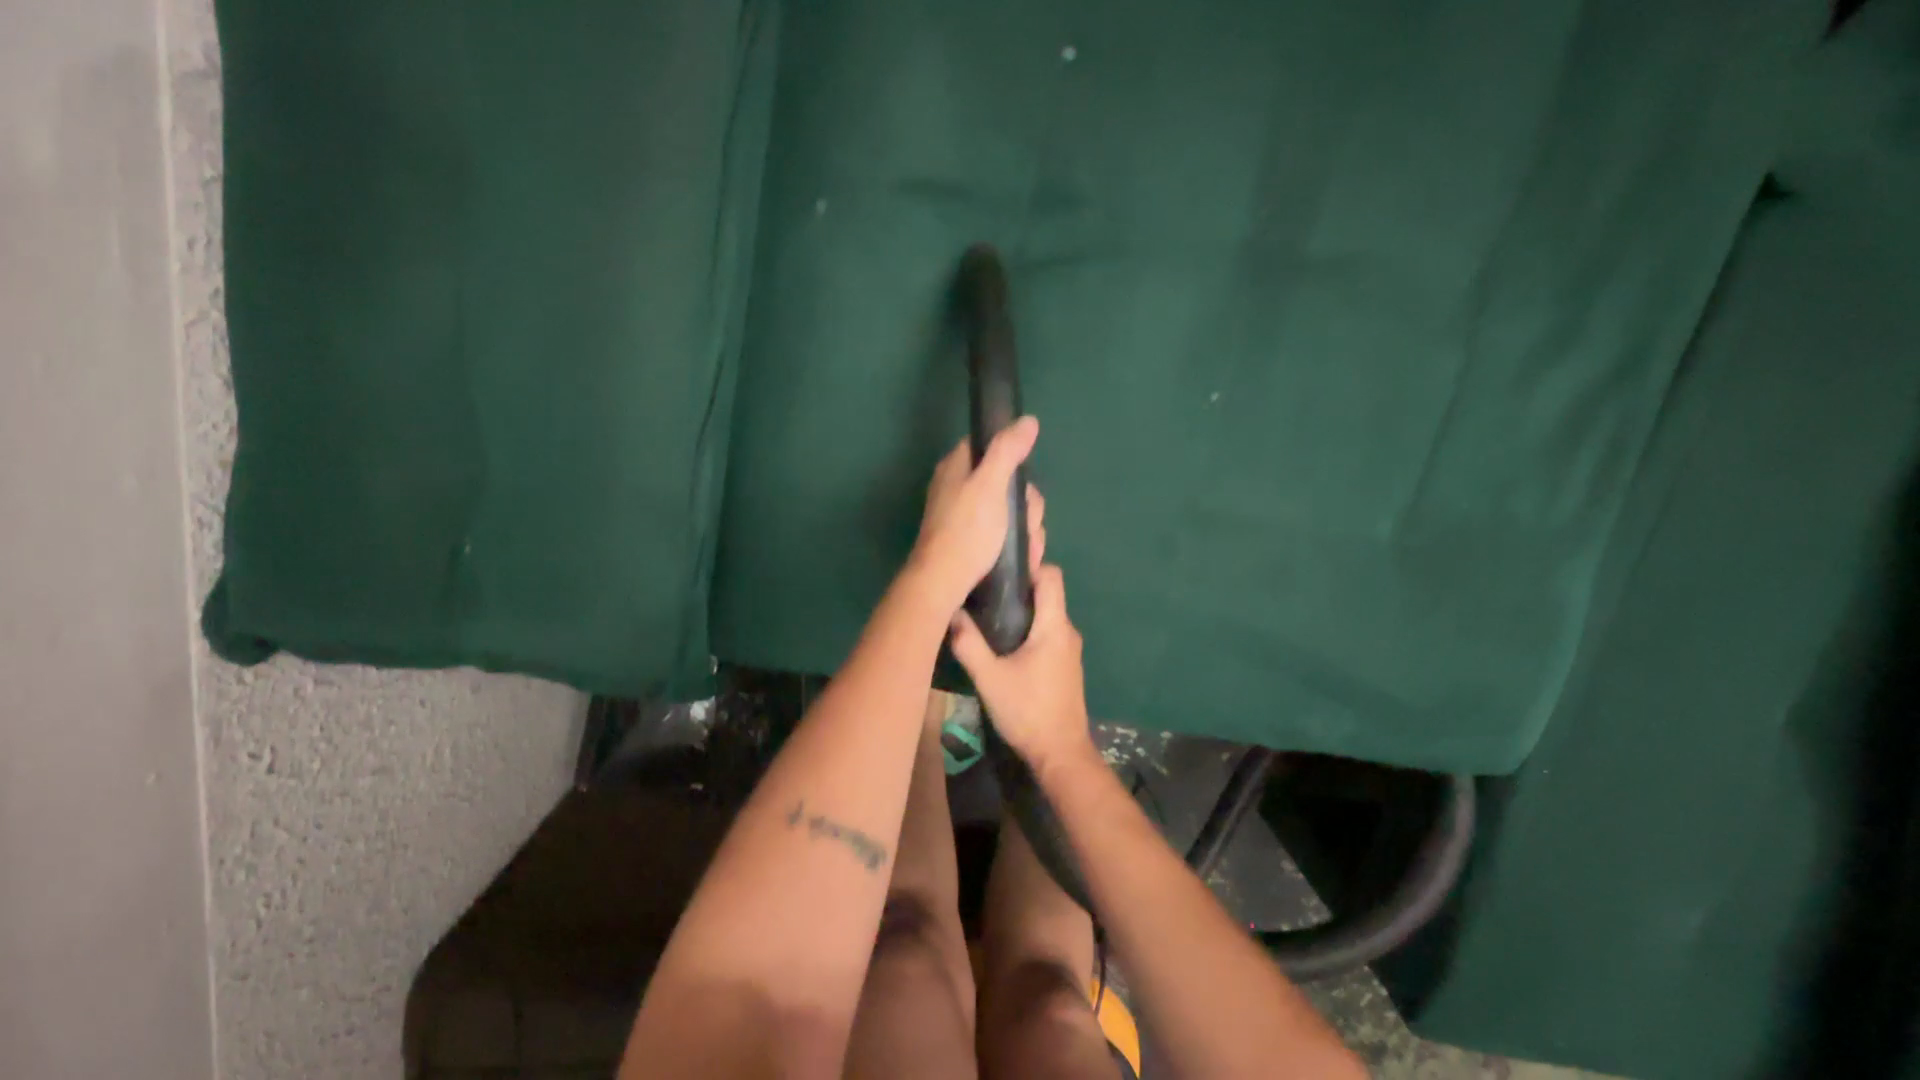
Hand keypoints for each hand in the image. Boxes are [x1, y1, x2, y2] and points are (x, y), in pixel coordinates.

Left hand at [907, 416, 1039, 611]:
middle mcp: (959, 487)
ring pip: (1013, 512)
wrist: (945, 583)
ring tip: (1027, 549)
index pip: (992, 446)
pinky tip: (1024, 559)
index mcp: (957, 467)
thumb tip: (1027, 421)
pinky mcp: (974, 542)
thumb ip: (1007, 450)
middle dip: (1027, 506)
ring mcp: (966, 516)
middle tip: (1026, 524)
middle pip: (1009, 483)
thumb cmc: (967, 530)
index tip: (1022, 483)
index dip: (1014, 461)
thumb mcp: (990, 484)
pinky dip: (1017, 545)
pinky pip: (1005, 534)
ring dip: (1027, 531)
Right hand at [949, 562, 1093, 773]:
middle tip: (982, 590)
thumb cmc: (1028, 711)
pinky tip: (1002, 644)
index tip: (999, 568)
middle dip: (1017, 588)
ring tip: (986, 615)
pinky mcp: (1064, 666)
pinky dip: (1027, 630)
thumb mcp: (990, 678)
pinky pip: (1046, 634)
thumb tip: (950, 612)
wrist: (1060, 753)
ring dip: (1020, 612)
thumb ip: (969, 644)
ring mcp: (1068, 650)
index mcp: (1054, 626)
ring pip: (1045, 616)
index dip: (1029, 565)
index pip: (1051, 575)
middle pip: (1046, 594)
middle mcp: (1067, 631)